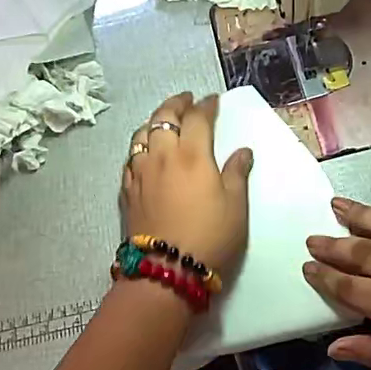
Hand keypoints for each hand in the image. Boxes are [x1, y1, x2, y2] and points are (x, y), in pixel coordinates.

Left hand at [120, 93, 253, 273]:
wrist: (167, 268)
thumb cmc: (211, 236)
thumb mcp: (236, 206)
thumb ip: (237, 174)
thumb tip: (242, 151)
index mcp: (193, 155)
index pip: (198, 118)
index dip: (206, 105)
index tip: (213, 100)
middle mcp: (163, 156)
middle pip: (164, 117)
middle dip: (177, 104)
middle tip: (187, 101)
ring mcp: (141, 172)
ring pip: (142, 134)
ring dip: (154, 121)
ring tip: (164, 121)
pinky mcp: (128, 190)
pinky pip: (130, 158)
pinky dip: (140, 146)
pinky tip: (145, 152)